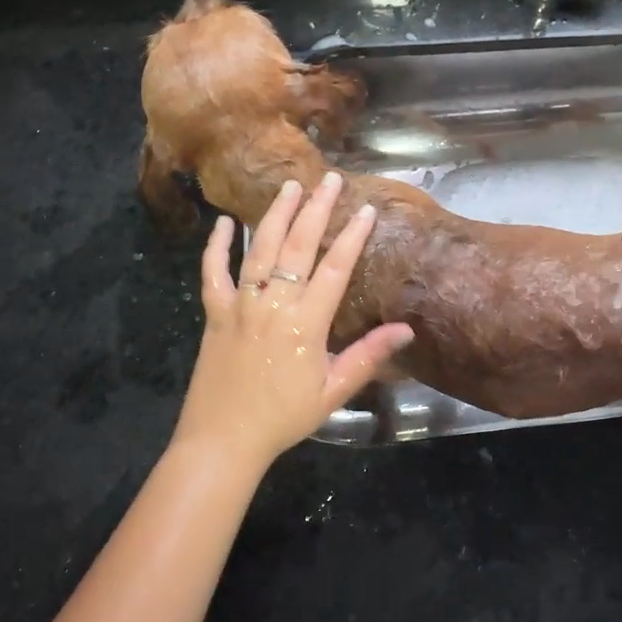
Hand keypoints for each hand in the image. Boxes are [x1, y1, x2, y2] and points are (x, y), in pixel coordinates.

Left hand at [175, 172, 414, 469]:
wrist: (222, 442)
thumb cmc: (283, 418)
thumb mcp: (333, 392)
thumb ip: (368, 356)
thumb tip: (407, 329)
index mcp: (306, 323)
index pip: (335, 268)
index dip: (352, 236)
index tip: (366, 209)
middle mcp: (274, 305)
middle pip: (298, 247)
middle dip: (316, 209)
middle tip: (329, 180)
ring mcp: (241, 306)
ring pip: (260, 250)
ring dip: (276, 215)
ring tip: (290, 186)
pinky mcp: (215, 314)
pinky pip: (214, 274)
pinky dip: (217, 247)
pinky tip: (224, 223)